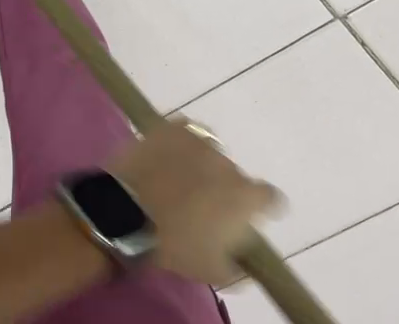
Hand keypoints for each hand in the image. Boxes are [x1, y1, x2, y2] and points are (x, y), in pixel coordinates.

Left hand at [107, 120, 282, 283]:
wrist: (128, 212)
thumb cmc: (176, 245)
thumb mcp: (214, 270)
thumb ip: (236, 265)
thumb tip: (238, 261)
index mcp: (245, 197)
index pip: (270, 197)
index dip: (261, 204)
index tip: (250, 212)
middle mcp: (227, 165)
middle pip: (234, 173)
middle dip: (223, 185)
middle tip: (203, 199)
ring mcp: (196, 142)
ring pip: (210, 148)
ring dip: (203, 160)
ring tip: (184, 172)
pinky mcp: (168, 128)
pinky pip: (184, 129)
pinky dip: (182, 138)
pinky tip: (171, 150)